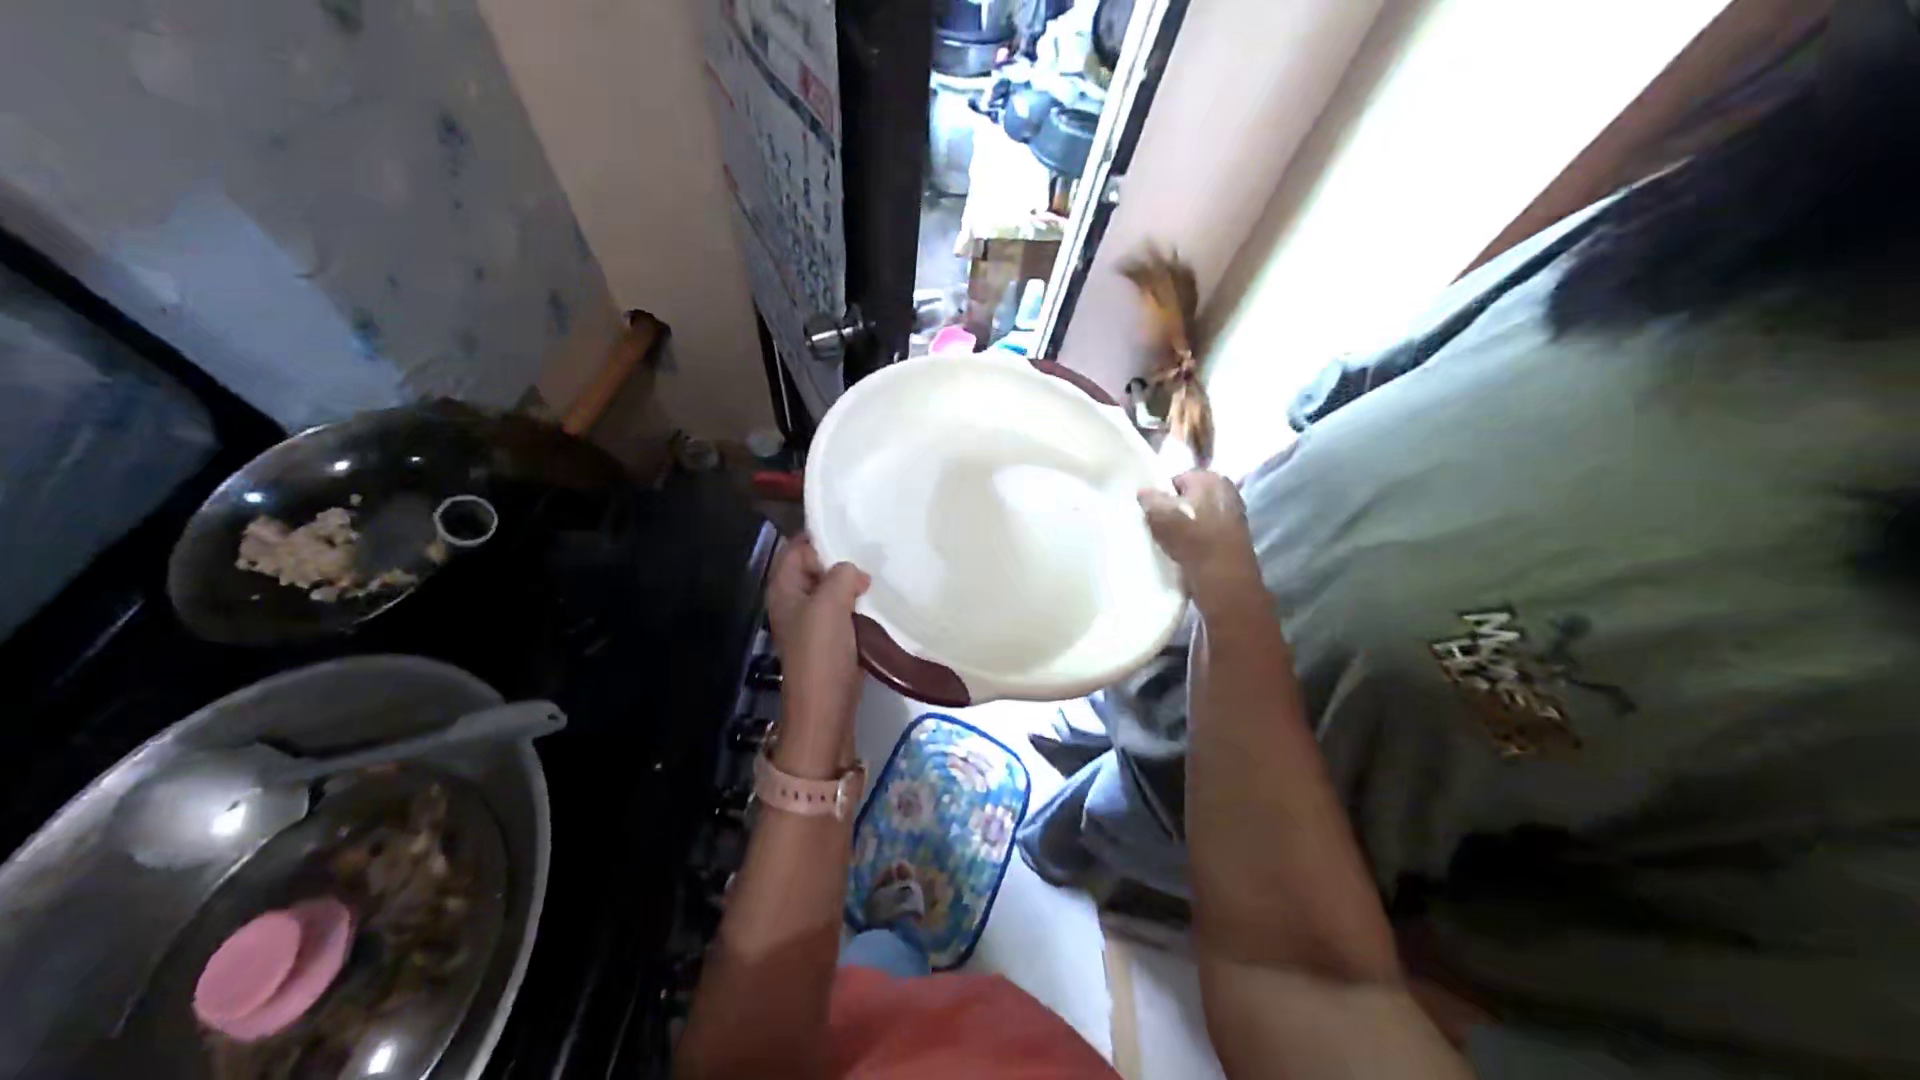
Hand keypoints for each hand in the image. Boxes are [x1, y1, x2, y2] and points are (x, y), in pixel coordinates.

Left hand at [765, 534, 870, 777]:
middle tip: (873, 554)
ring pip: (833, 590)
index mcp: (784, 589)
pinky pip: (845, 611)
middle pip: (816, 567)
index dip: (821, 539)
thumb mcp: (829, 605)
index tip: (854, 536)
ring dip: (853, 584)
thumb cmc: (821, 653)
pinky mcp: (831, 639)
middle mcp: (794, 601)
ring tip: (879, 575)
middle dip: (841, 560)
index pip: (798, 548)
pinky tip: (879, 601)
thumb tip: (854, 573)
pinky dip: (859, 605)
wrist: (825, 708)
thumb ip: (841, 575)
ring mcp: (813, 621)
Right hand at [1139, 471, 1260, 610]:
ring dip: (1186, 526)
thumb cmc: (1192, 539)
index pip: (1176, 479)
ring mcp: (1235, 513)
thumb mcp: (1160, 515)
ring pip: (1199, 515)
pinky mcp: (1237, 536)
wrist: (1224, 579)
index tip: (1153, 513)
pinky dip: (1198, 539)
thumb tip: (1144, 492)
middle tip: (1161, 527)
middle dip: (1176, 509)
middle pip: (1189, 497)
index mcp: (1210, 477)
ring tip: (1172, 542)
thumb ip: (1149, 498)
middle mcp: (1227, 489)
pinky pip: (1208, 531)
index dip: (1162, 496)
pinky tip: (1188, 552)